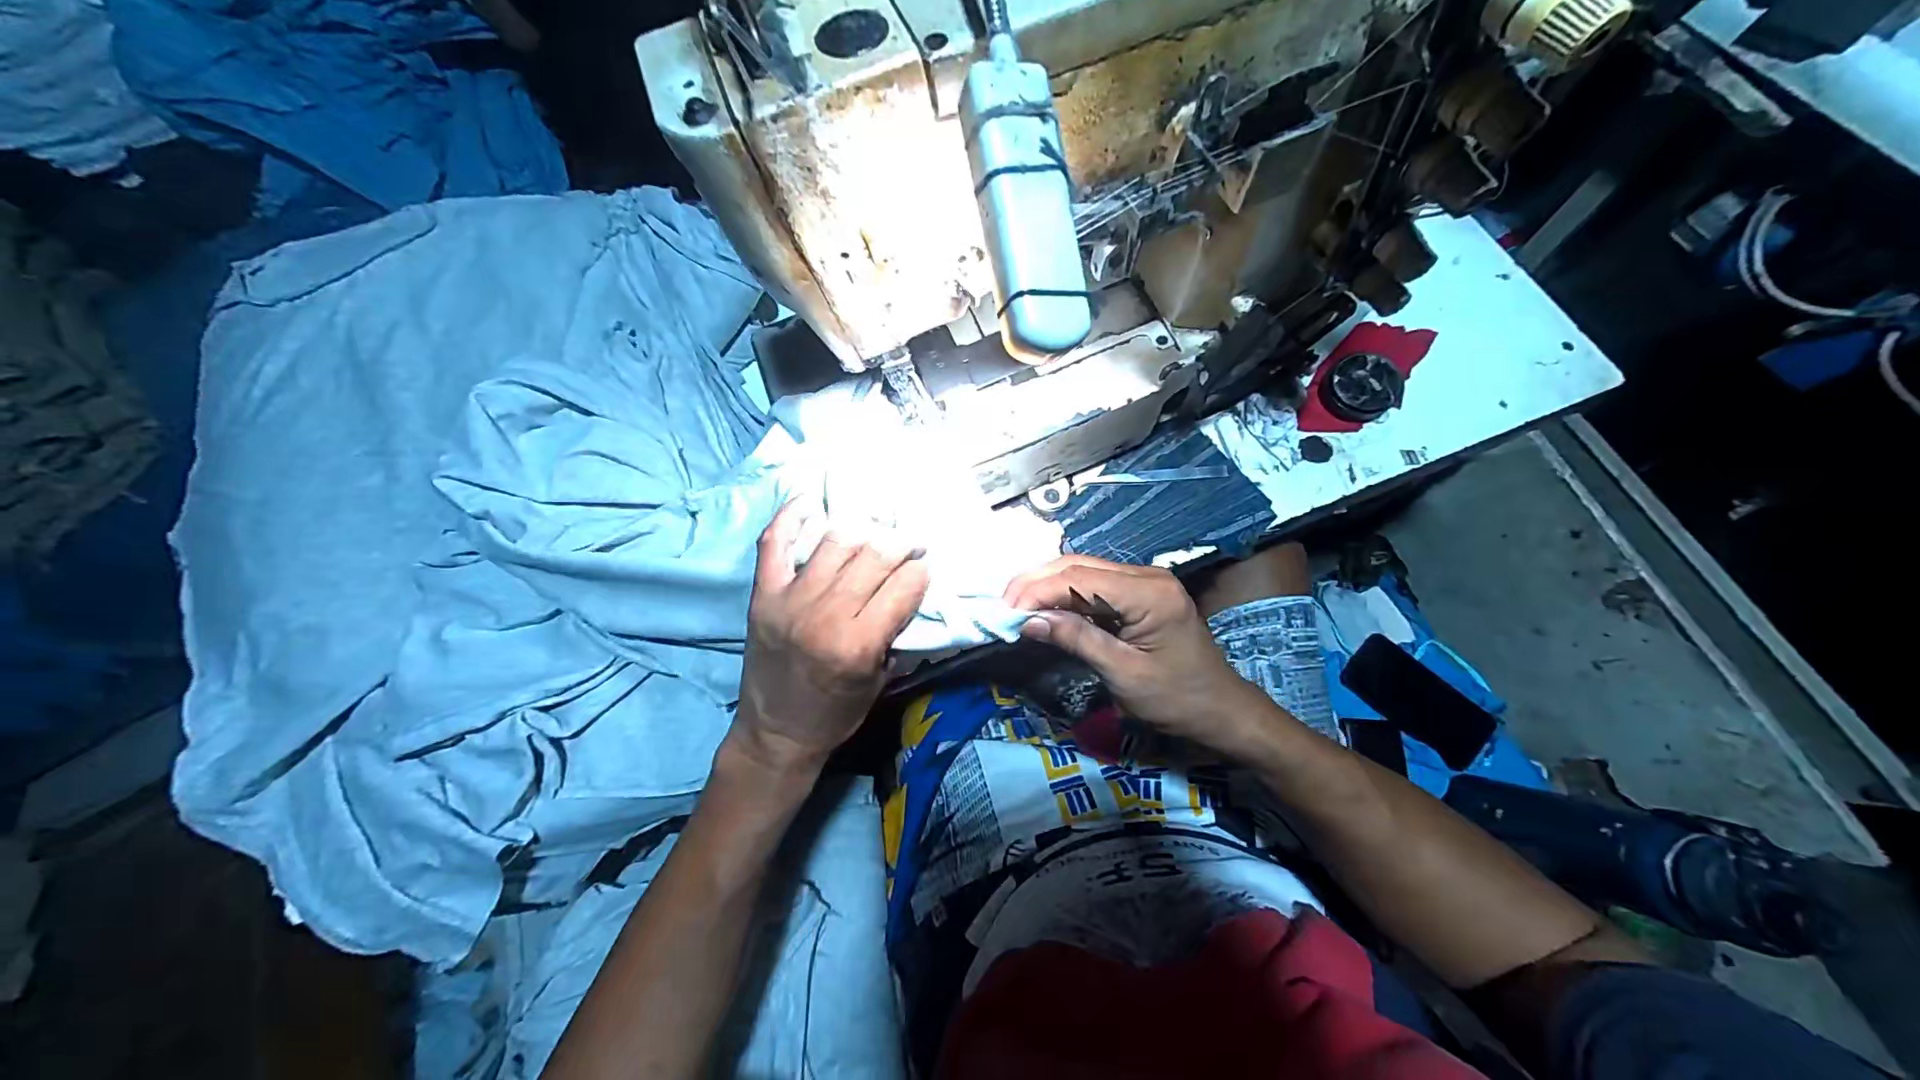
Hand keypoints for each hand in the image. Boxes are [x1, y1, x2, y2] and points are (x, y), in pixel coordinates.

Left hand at [732, 502, 929, 774]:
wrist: (776, 732)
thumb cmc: (836, 713)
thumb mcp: (881, 681)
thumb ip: (897, 632)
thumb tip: (915, 586)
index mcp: (857, 644)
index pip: (904, 585)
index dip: (921, 573)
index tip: (924, 569)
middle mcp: (824, 615)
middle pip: (874, 555)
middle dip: (900, 545)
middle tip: (909, 545)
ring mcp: (789, 600)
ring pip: (835, 541)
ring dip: (863, 531)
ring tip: (874, 533)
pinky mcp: (763, 594)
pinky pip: (776, 542)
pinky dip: (793, 517)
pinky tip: (812, 503)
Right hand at [1004, 555, 1286, 758]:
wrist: (1221, 711)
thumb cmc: (1176, 699)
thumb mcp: (1123, 673)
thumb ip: (1077, 639)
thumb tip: (1029, 621)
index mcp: (1149, 593)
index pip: (1080, 578)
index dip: (1039, 591)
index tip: (1007, 612)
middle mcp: (1147, 576)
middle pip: (1079, 565)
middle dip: (1037, 582)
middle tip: (1003, 605)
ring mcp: (1145, 582)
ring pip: (1083, 571)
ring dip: (1048, 586)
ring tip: (1016, 606)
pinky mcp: (1140, 594)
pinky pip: (1095, 585)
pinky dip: (1066, 594)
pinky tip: (1045, 607)